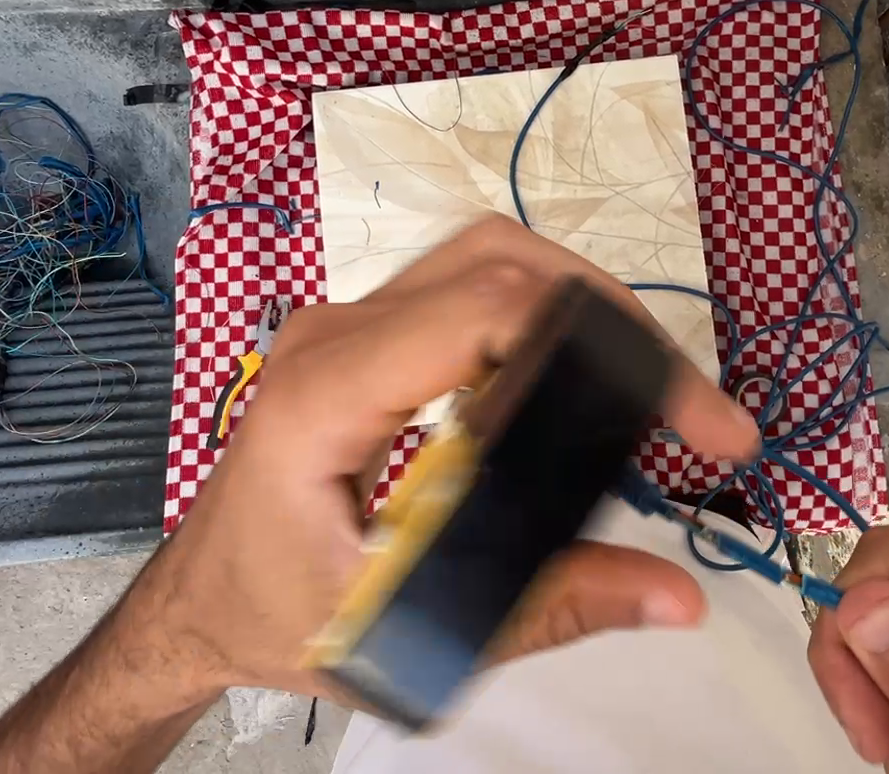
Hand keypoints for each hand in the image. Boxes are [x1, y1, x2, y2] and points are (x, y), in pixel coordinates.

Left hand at [136, 215, 760, 700]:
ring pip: (486, 253)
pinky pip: (467, 281)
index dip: (599, 339)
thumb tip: (678, 597)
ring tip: (640, 371)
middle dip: (606, 312)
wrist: (204, 596)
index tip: (684, 411)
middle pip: (496, 259)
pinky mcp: (367, 327)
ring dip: (577, 298)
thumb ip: (544, 610)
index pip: (481, 310)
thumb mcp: (407, 634)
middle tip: (676, 391)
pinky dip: (539, 307)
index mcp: (329, 392)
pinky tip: (574, 363)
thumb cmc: (277, 618)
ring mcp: (349, 318)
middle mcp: (338, 329)